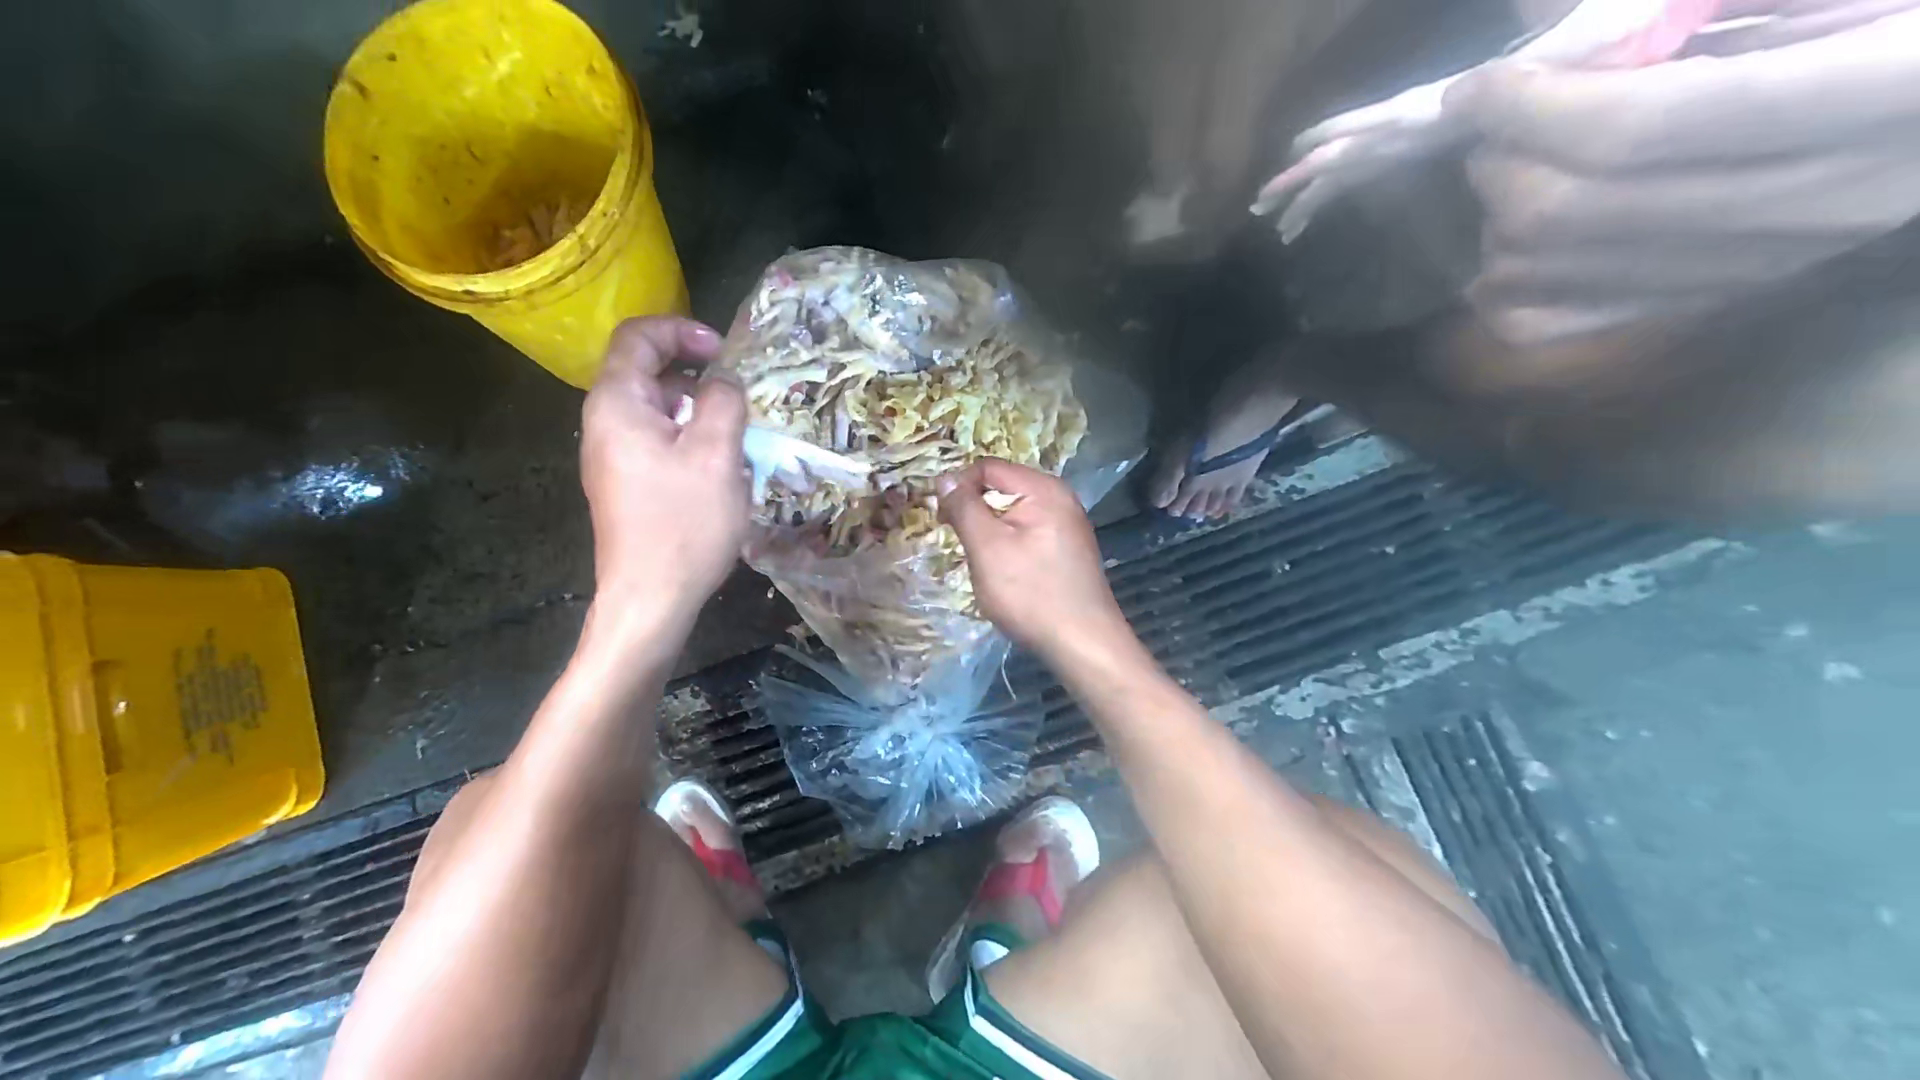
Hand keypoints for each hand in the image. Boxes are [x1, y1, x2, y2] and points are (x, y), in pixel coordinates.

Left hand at [580, 317, 747, 626]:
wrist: (651, 597)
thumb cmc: (684, 523)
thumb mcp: (717, 453)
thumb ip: (723, 401)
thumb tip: (724, 380)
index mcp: (617, 404)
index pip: (638, 337)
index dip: (682, 331)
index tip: (724, 351)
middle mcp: (605, 423)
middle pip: (649, 373)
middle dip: (698, 377)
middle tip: (740, 400)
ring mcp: (613, 456)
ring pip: (660, 412)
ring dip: (701, 414)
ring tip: (737, 440)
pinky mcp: (627, 483)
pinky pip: (660, 443)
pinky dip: (691, 441)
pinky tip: (720, 471)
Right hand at [936, 459, 1129, 659]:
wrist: (1083, 643)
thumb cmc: (1030, 593)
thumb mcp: (987, 547)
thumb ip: (964, 507)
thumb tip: (944, 478)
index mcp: (1044, 489)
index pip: (988, 467)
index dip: (958, 487)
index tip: (942, 519)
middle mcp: (1060, 498)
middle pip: (1002, 488)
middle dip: (975, 511)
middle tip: (961, 545)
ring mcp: (1067, 524)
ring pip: (1013, 514)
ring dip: (990, 532)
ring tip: (982, 563)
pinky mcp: (1068, 549)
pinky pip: (1028, 533)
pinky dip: (1009, 546)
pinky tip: (1006, 574)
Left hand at [1450, 5, 1919, 343]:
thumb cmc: (1900, 14)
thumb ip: (1689, 4)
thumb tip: (1543, 42)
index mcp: (1882, 91)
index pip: (1632, 128)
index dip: (1529, 109)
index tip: (1472, 91)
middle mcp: (1807, 207)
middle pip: (1565, 212)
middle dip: (1501, 164)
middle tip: (1498, 129)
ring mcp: (1745, 270)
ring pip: (1539, 273)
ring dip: (1495, 223)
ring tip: (1518, 174)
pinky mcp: (1695, 305)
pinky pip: (1540, 324)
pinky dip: (1500, 288)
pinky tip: (1514, 245)